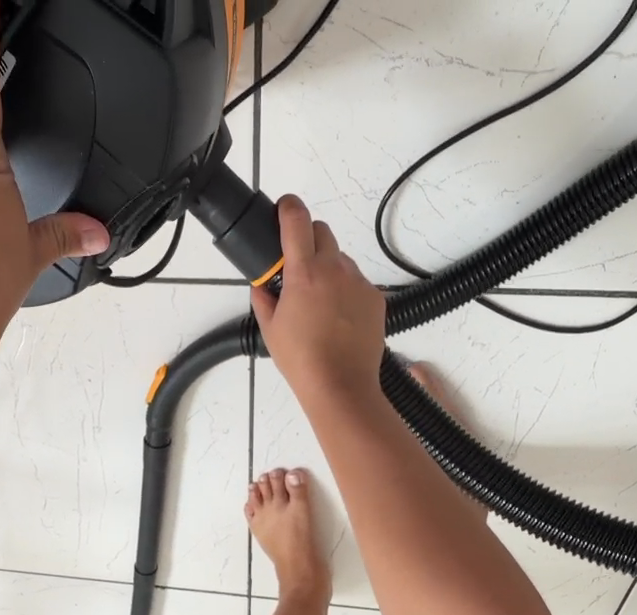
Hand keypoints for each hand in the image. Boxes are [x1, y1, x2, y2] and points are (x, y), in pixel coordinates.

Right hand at [250, 196, 387, 399]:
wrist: (340, 385)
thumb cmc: (300, 360)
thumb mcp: (270, 329)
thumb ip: (263, 298)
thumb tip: (262, 285)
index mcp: (304, 273)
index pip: (297, 220)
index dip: (288, 206)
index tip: (284, 207)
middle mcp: (335, 270)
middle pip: (322, 231)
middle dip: (308, 239)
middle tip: (298, 265)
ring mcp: (358, 283)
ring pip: (341, 259)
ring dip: (328, 269)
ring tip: (319, 303)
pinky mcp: (375, 298)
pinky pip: (357, 283)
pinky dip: (346, 291)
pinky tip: (338, 319)